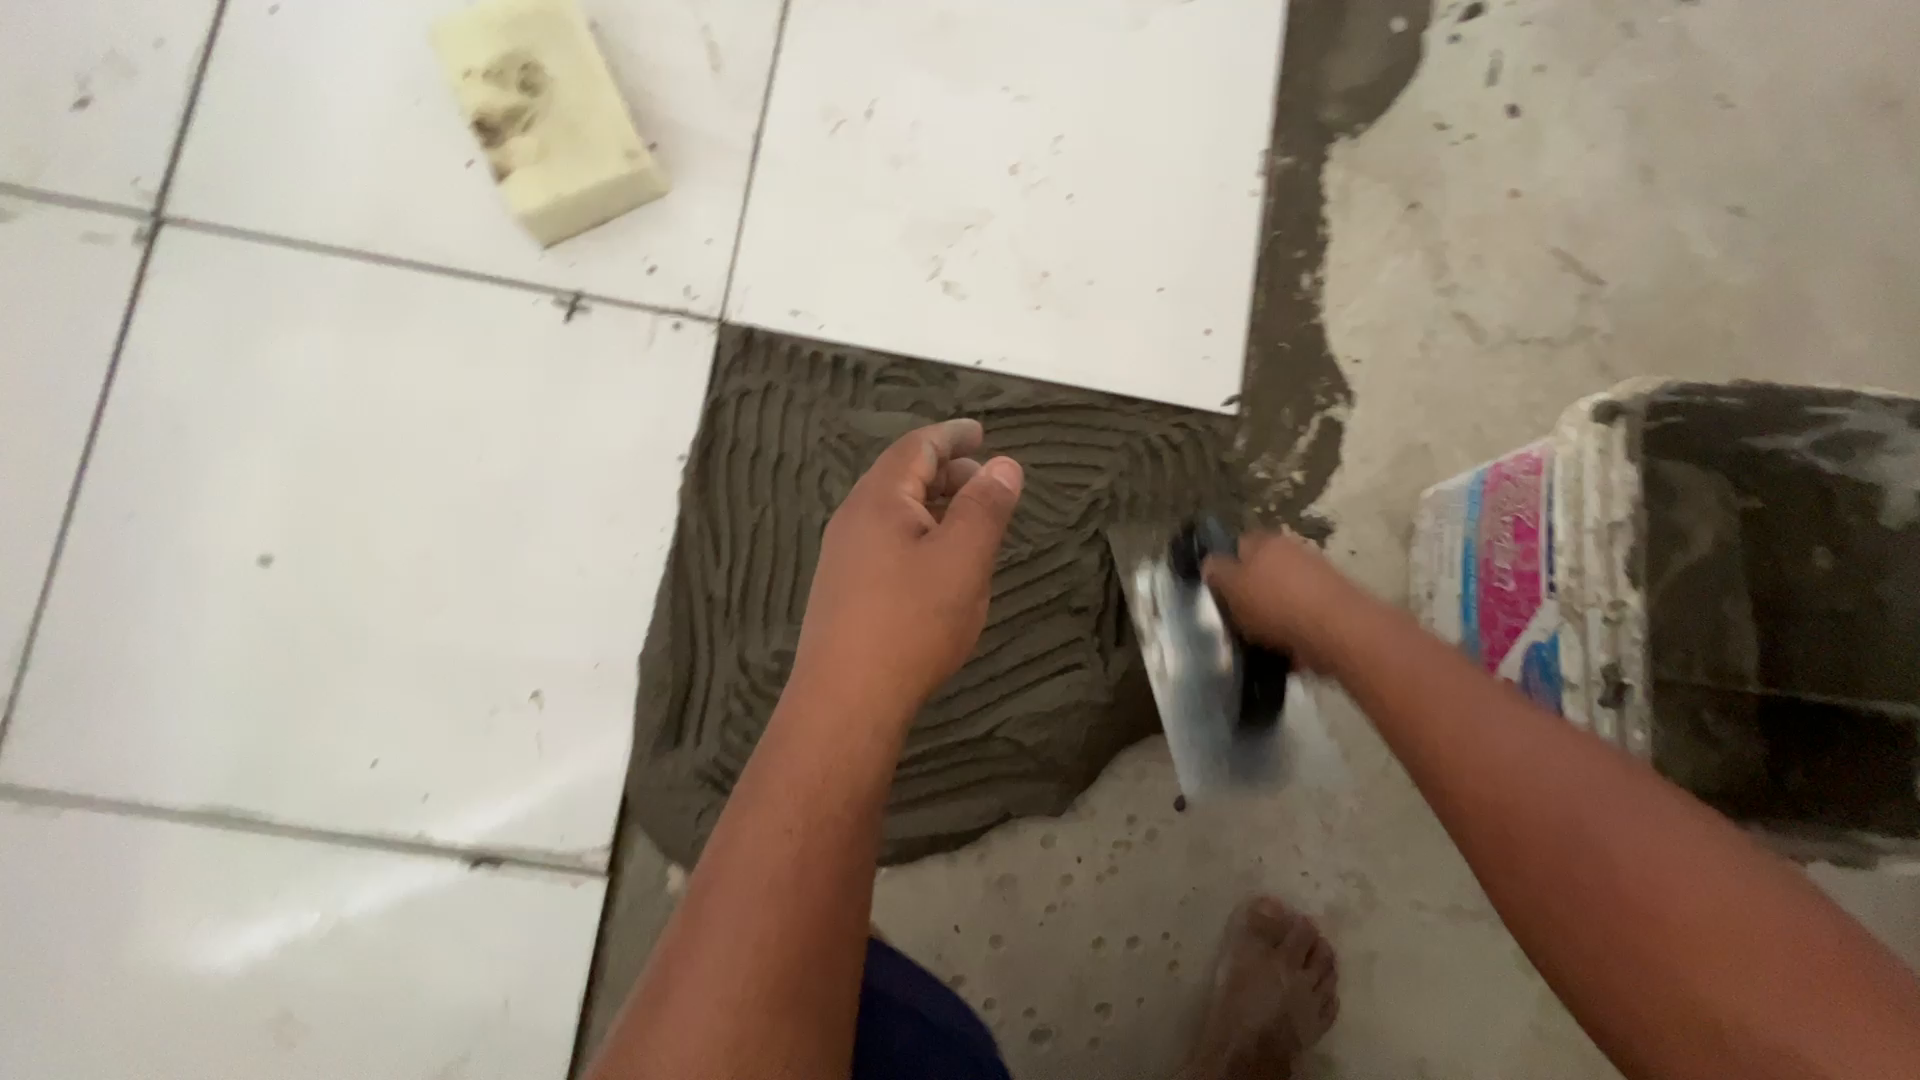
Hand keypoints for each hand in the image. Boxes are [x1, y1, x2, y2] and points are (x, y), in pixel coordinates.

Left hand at [792, 419, 1023, 718]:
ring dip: (933, 506)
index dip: (952, 436)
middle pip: (901, 477)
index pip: (917, 447)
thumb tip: (1004, 464)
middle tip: (984, 482)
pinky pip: (886, 543)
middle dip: (946, 472)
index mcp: (879, 499)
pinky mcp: (843, 591)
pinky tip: (938, 567)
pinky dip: (919, 536)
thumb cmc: (911, 623)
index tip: (981, 433)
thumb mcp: (962, 560)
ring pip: (893, 513)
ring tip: (969, 522)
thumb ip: (985, 507)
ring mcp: (843, 557)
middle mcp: (852, 519)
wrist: (845, 701)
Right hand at [1201, 529, 1362, 670]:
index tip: (1219, 592)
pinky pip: (1304, 615)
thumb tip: (1209, 563)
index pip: (1237, 545)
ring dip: (1273, 614)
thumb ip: (1217, 573)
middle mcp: (1293, 550)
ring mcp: (1318, 575)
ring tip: (1263, 641)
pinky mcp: (1335, 602)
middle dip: (1251, 593)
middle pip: (1262, 571)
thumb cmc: (1276, 605)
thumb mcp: (1231, 588)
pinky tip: (1288, 651)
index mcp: (1265, 542)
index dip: (1225, 567)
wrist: (1339, 631)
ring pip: (1283, 594)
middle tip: (1238, 618)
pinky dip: (1295, 630)